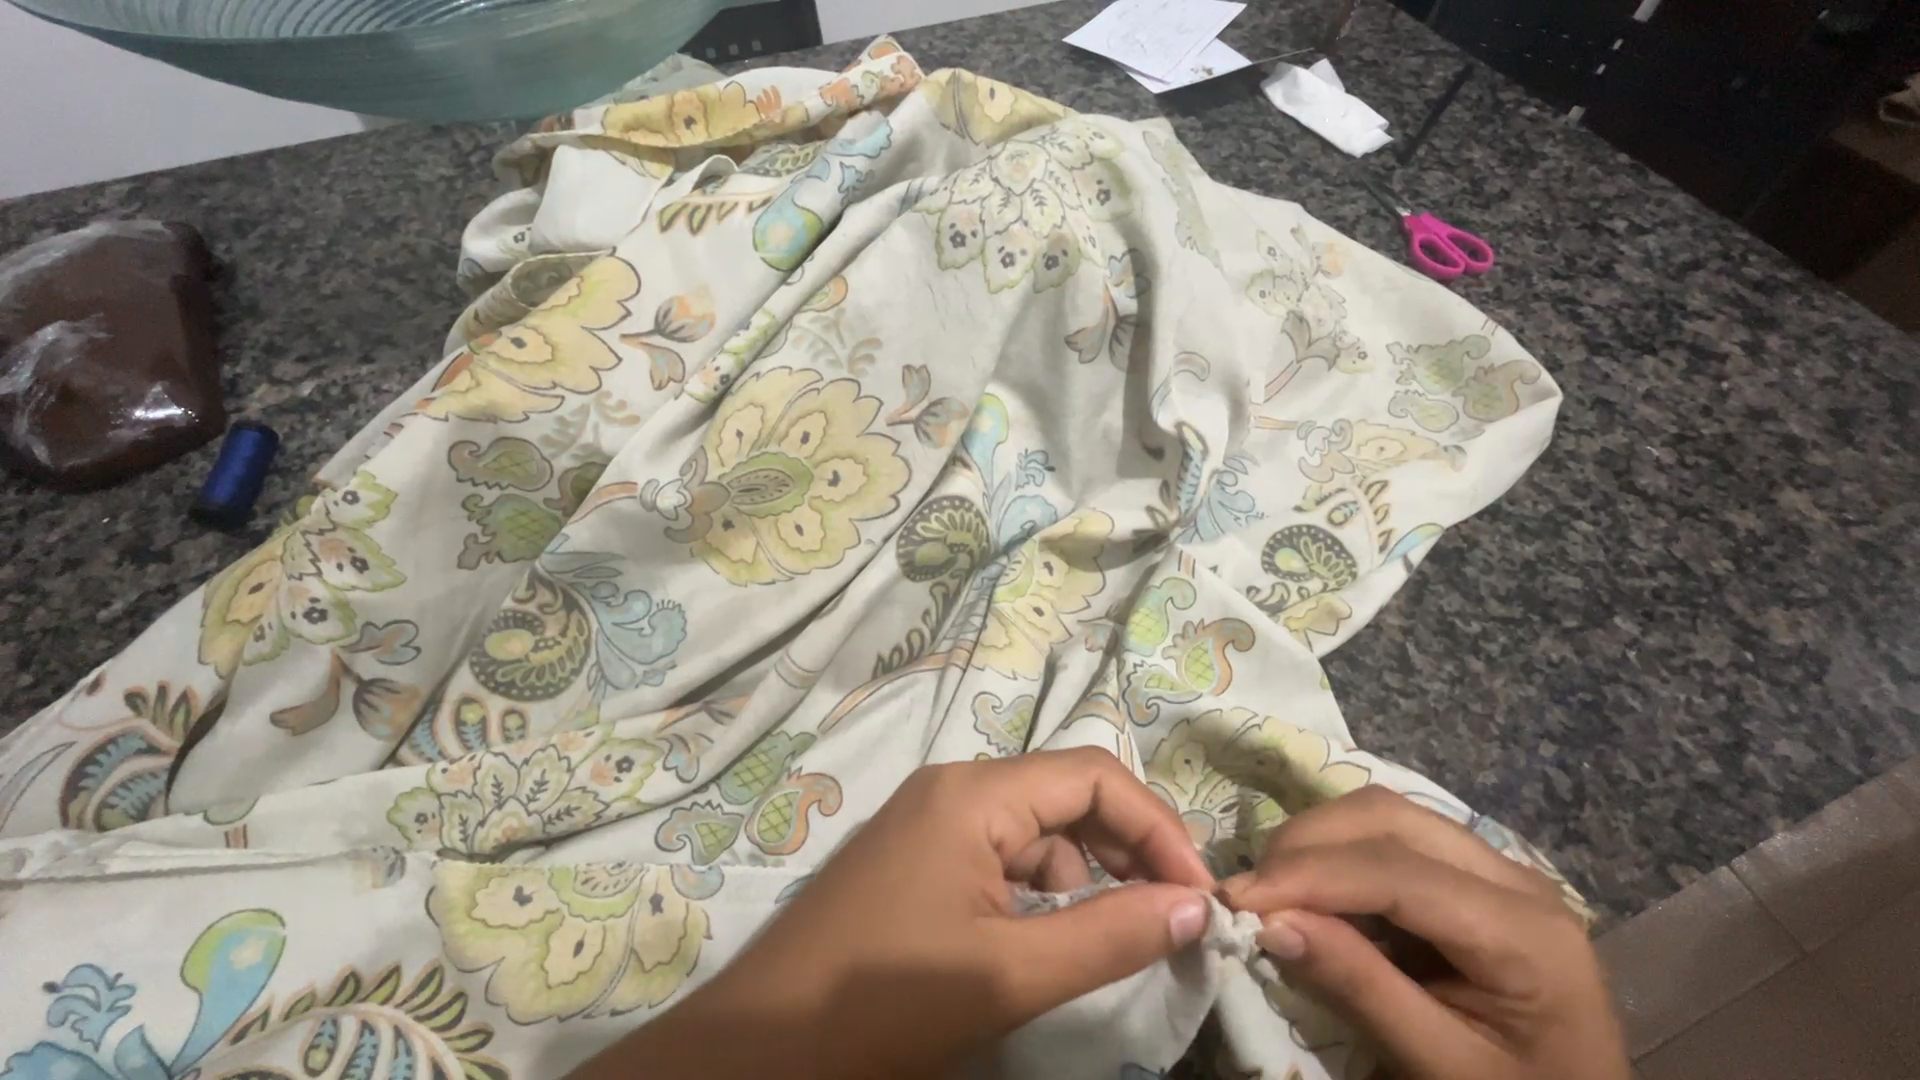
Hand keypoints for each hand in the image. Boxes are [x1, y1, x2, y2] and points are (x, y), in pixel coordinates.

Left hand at [583, 748, 1215, 1079]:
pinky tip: (1047, 932)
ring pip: (1034, 825)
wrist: (763, 1043)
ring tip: (1113, 929)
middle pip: (1064, 792)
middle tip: (1171, 911)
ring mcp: (929, 818)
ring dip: (1085, 868)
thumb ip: (1110, 936)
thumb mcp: (1010, 973)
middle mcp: (952, 787)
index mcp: (974, 794)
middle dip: (1126, 844)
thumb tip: (1194, 906)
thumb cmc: (886, 1000)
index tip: (1196, 893)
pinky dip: (1039, 884)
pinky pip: (999, 850)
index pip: (1091, 774)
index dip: (1156, 824)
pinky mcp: (916, 853)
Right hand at [1218, 787, 1629, 1079]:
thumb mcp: (1445, 1070)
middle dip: (1304, 843)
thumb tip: (1269, 923)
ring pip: (1382, 812)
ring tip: (1272, 891)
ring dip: (1316, 841)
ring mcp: (1495, 867)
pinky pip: (1389, 835)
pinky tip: (1313, 893)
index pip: (1394, 872)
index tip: (1234, 899)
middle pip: (1386, 816)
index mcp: (1526, 933)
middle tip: (1248, 893)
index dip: (1306, 876)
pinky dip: (1337, 853)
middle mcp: (1514, 877)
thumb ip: (1361, 990)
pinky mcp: (1471, 873)